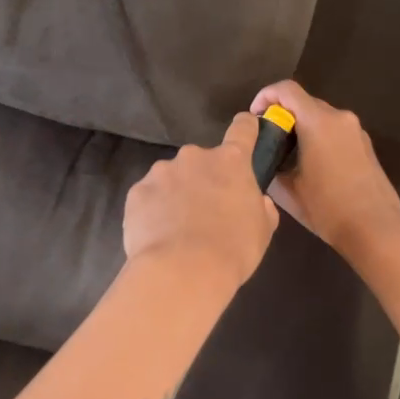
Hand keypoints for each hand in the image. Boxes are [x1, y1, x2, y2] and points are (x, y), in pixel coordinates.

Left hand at [122, 113, 280, 287]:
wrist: (182, 271)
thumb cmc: (233, 248)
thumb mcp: (263, 229)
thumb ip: (261, 206)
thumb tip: (256, 200)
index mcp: (231, 161)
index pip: (242, 129)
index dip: (246, 128)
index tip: (246, 128)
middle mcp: (194, 157)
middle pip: (202, 161)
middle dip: (204, 179)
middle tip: (206, 211)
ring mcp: (161, 172)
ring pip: (172, 178)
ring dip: (176, 194)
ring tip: (178, 229)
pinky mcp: (136, 192)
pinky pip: (148, 197)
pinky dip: (153, 210)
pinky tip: (158, 235)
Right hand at [251, 81, 399, 261]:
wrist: (375, 230)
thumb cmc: (328, 209)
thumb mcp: (288, 192)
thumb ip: (272, 166)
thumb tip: (265, 158)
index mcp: (319, 122)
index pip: (287, 90)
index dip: (266, 96)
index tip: (255, 116)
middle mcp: (340, 118)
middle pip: (305, 102)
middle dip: (284, 114)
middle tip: (268, 138)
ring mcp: (357, 131)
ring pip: (322, 117)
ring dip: (303, 127)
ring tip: (288, 153)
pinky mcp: (366, 146)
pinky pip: (337, 131)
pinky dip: (320, 137)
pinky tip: (312, 164)